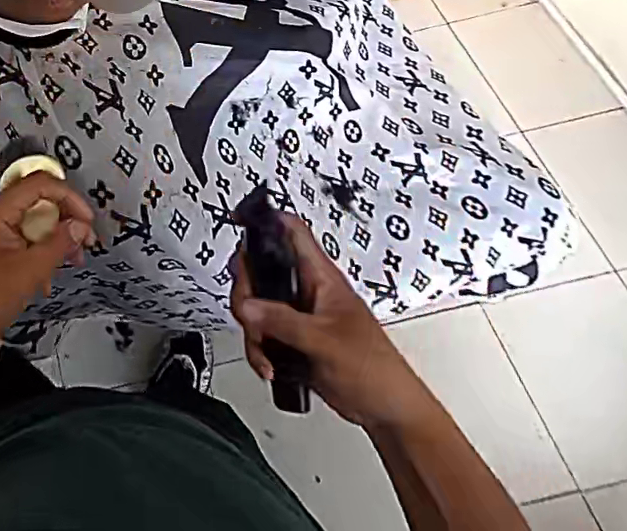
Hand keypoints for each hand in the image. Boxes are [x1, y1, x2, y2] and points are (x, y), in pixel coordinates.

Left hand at [0, 176, 96, 350]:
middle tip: (82, 240)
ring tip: (69, 259)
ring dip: (56, 239)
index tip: (85, 220)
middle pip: (40, 202)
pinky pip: (26, 237)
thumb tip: (79, 226)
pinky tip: (47, 273)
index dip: (70, 199)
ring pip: (35, 221)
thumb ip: (59, 243)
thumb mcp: (30, 270)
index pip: (43, 185)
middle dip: (65, 222)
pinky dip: (41, 250)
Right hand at [233, 215, 436, 430]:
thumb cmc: (374, 367)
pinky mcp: (293, 339)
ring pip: (258, 306)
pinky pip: (263, 334)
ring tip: (266, 352)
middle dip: (247, 294)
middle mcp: (307, 290)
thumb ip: (283, 321)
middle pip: (262, 271)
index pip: (291, 232)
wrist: (385, 408)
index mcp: (321, 276)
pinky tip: (270, 365)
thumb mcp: (324, 339)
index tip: (241, 219)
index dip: (266, 218)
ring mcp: (299, 315)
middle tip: (249, 313)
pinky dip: (259, 349)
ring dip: (253, 331)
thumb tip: (249, 306)